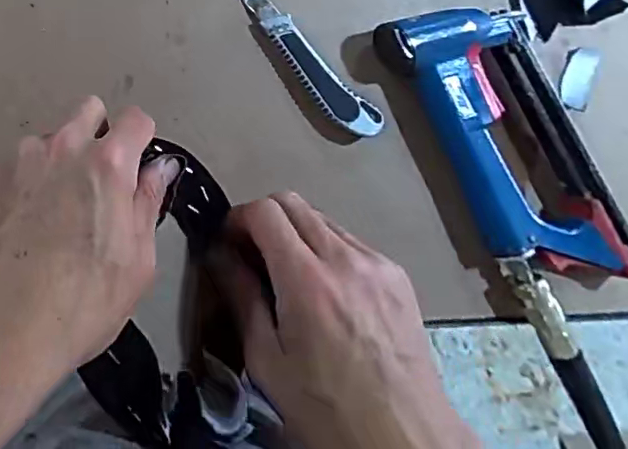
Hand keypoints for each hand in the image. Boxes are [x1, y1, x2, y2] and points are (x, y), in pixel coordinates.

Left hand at [0, 95, 178, 379]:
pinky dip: (22, 181)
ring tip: (51, 211)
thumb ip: (148, 203)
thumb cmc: (77, 306)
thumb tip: (159, 170)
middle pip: (90, 108)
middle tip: (96, 180)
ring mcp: (21, 159)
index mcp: (109, 163)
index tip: (138, 165)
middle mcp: (65, 147)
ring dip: (57, 160)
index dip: (142, 141)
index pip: (137, 119)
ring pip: (49, 138)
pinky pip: (15, 163)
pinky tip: (19, 223)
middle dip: (98, 133)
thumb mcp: (137, 263)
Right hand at [214, 193, 479, 448]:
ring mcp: (375, 262)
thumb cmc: (333, 415)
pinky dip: (330, 252)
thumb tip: (221, 258)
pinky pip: (352, 242)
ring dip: (298, 234)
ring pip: (323, 219)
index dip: (239, 217)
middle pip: (293, 202)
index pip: (266, 211)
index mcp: (308, 281)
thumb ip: (241, 298)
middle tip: (251, 252)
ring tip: (290, 277)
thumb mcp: (269, 363)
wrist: (405, 439)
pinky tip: (327, 292)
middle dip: (264, 219)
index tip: (229, 237)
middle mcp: (344, 259)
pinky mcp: (396, 272)